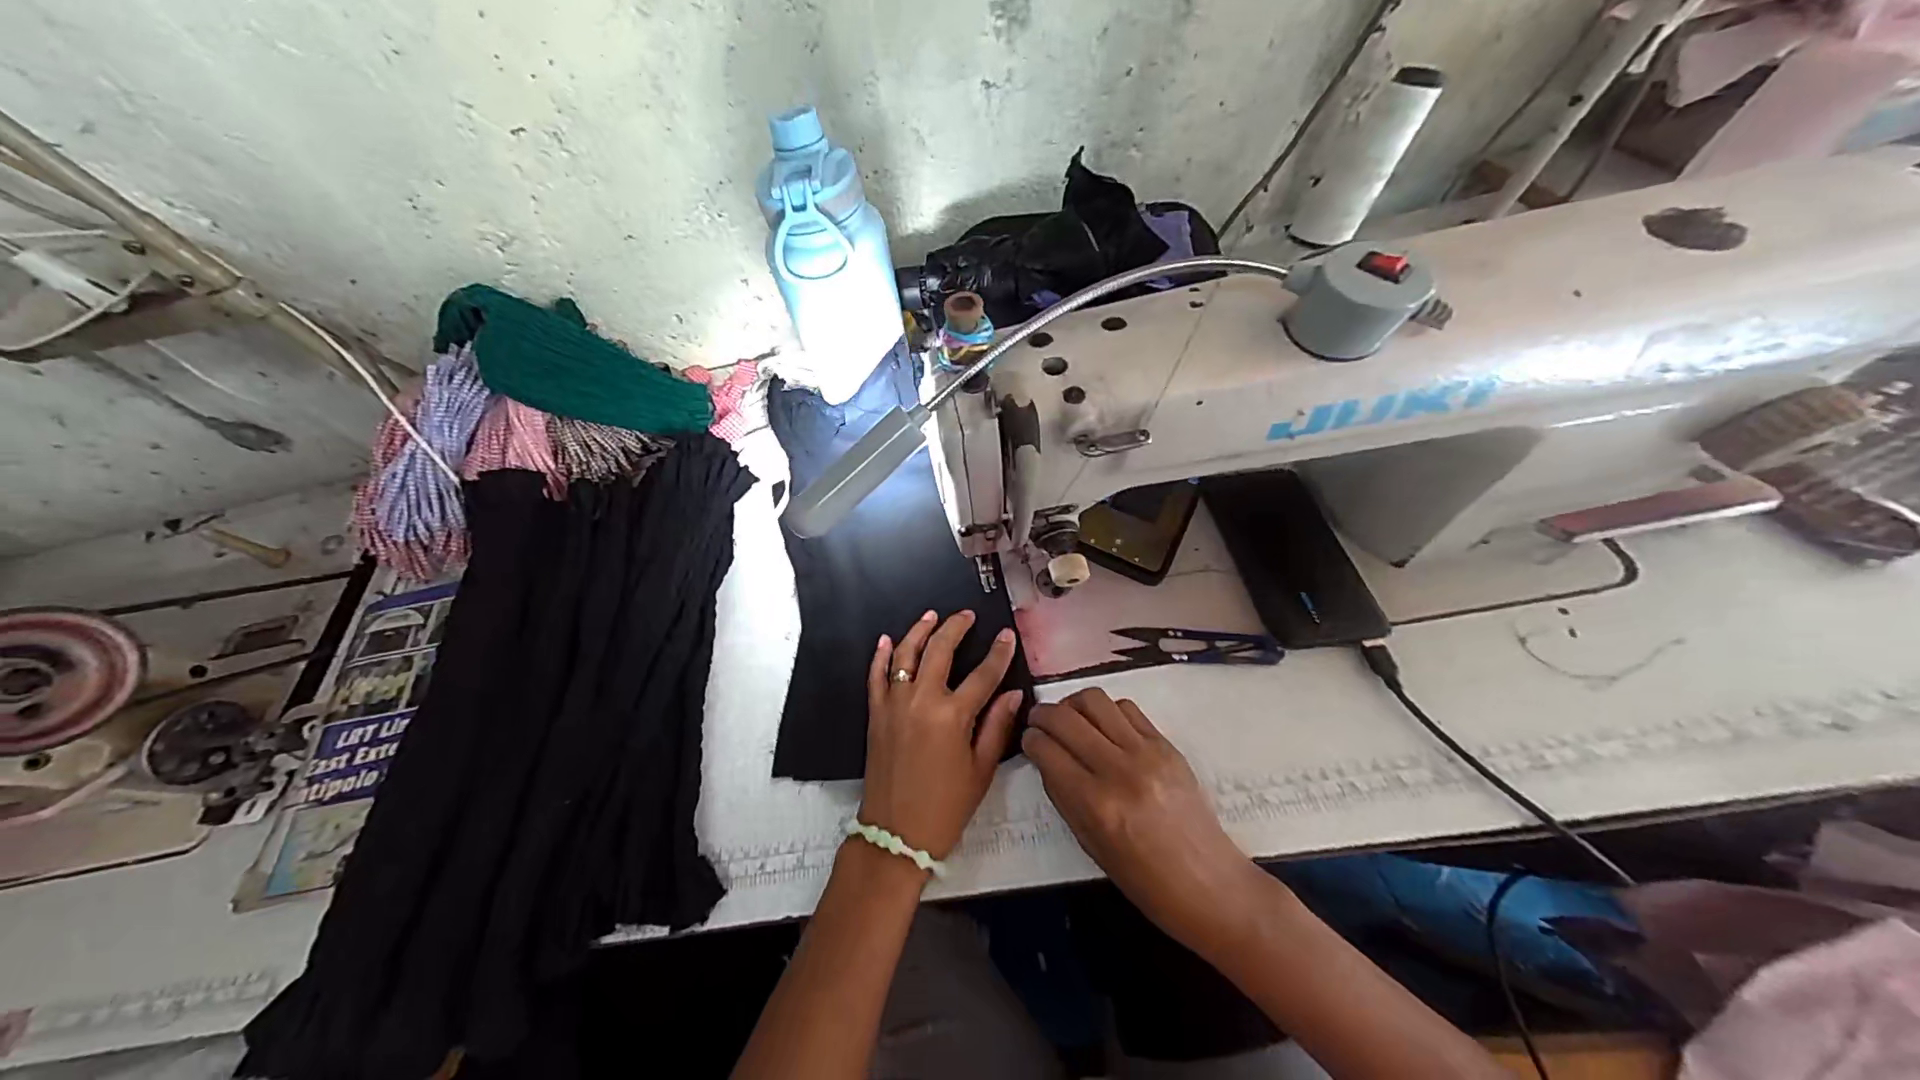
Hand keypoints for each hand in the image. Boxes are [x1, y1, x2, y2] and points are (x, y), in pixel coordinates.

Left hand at [859, 610, 1023, 860]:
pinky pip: (875, 676)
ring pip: (905, 654)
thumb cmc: (946, 806)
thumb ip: (997, 726)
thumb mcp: (982, 769)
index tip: (1007, 635)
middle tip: (967, 615)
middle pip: (940, 650)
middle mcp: (921, 701)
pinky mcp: (875, 714)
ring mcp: (894, 705)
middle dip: (956, 628)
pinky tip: (886, 640)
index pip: (983, 674)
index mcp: (953, 716)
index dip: (999, 653)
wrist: (896, 833)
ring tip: (931, 615)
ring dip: (919, 631)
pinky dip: (880, 655)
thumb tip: (1014, 693)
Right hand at [1023, 688, 1264, 950]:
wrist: (1208, 883)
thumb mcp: (1089, 844)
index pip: (1047, 749)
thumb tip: (1046, 758)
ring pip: (1095, 700)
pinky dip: (1106, 711)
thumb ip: (1063, 797)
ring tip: (1070, 717)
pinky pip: (1127, 708)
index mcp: (1095, 804)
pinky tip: (1103, 726)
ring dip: (1073, 704)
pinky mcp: (1167, 745)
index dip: (1029, 739)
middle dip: (1043, 714)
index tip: (1027, 740)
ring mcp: (1146, 753)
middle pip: (1066, 717)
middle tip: (1038, 721)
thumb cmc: (1143, 879)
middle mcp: (1119, 770)